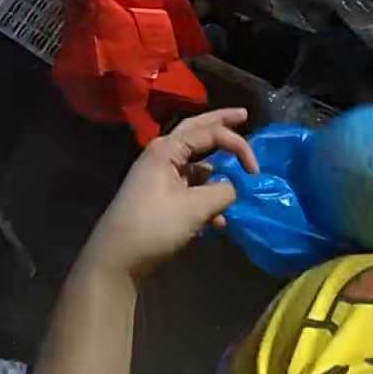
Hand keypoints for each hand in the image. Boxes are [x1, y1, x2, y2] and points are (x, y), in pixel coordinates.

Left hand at [78, 109, 259, 282]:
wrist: (117, 258)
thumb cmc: (153, 226)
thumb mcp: (194, 208)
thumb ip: (222, 192)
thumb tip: (234, 188)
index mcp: (167, 149)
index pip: (210, 133)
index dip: (238, 146)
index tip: (255, 172)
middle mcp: (162, 155)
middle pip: (198, 132)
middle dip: (221, 124)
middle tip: (243, 115)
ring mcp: (160, 175)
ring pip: (196, 163)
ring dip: (218, 171)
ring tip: (240, 175)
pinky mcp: (161, 196)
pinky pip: (191, 187)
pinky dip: (208, 195)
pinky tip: (220, 219)